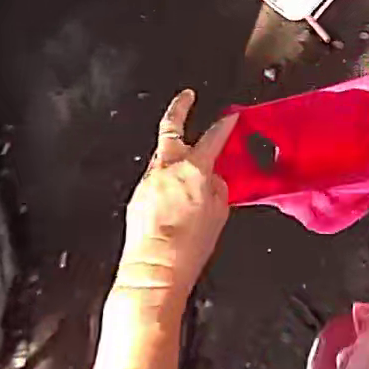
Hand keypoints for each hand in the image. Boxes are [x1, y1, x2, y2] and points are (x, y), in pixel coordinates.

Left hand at [113, 90, 236, 305]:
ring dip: (173, 149)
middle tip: (186, 97)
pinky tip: (172, 193)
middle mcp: (167, 168)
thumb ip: (219, 187)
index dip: (225, 124)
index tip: (231, 117)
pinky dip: (165, 178)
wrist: (154, 270)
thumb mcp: (219, 213)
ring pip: (161, 154)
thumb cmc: (188, 247)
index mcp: (193, 169)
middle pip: (171, 126)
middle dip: (180, 107)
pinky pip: (154, 178)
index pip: (214, 137)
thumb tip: (215, 179)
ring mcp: (148, 180)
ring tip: (185, 156)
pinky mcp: (137, 196)